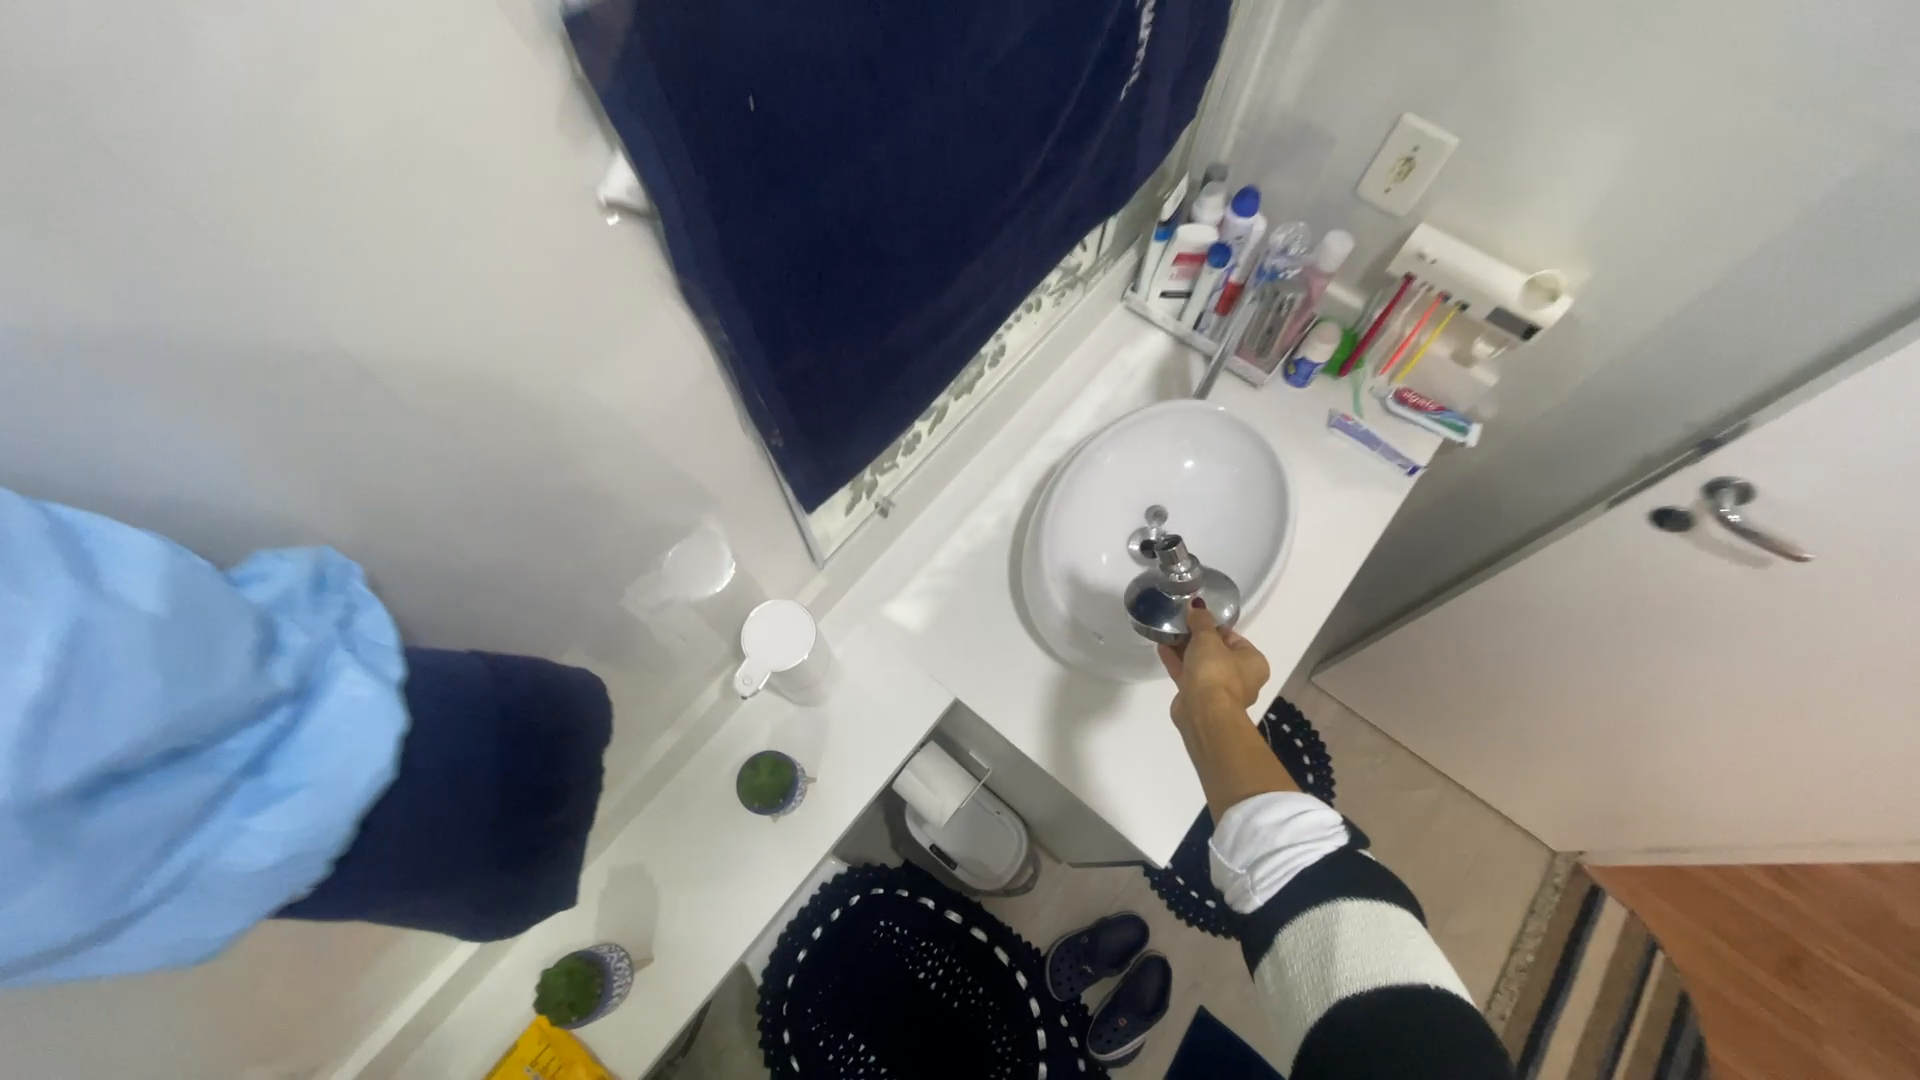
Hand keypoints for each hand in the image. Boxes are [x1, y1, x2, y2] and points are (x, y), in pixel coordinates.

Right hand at [1157, 600, 1270, 722]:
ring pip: (1201, 664)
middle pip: (1216, 651)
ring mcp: (1219, 690)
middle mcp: (1241, 677)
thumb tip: (1195, 605)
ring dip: (1184, 649)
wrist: (1203, 712)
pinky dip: (1177, 662)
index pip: (1233, 637)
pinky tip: (1162, 647)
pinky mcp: (1200, 698)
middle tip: (1179, 623)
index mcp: (1253, 662)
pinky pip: (1189, 675)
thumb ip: (1201, 620)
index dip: (1214, 626)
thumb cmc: (1215, 671)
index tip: (1196, 617)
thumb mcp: (1208, 639)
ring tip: (1167, 632)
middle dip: (1196, 638)